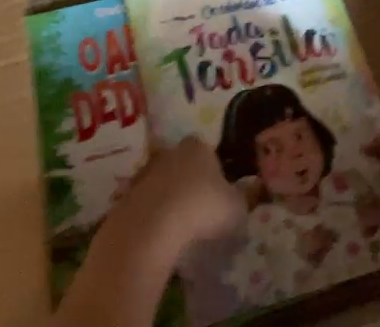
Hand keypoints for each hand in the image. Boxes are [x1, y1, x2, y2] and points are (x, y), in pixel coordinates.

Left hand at [114, 138, 246, 250]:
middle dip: (189, 182)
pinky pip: (146, 201)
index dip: (214, 170)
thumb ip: (245, 196)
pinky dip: (153, 213)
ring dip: (169, 197)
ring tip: (179, 225)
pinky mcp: (127, 192)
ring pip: (162, 181)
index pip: (208, 150)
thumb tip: (251, 189)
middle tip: (199, 209)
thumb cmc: (202, 208)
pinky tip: (160, 233)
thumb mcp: (237, 207)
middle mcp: (170, 151)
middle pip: (182, 163)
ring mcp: (145, 170)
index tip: (218, 193)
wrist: (153, 225)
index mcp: (198, 147)